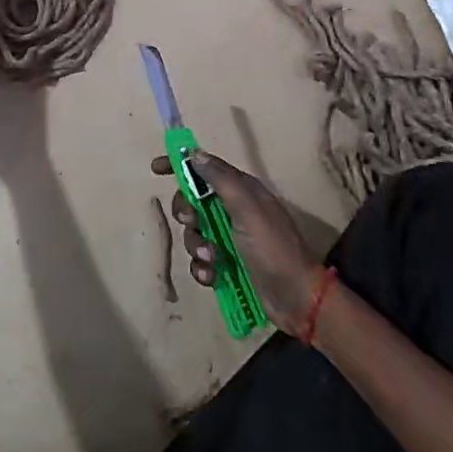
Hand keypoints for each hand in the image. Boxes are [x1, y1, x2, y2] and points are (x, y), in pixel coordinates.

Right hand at [152, 152, 322, 336]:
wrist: (296, 297)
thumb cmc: (272, 247)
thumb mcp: (247, 208)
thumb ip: (221, 179)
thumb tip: (195, 154)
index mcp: (241, 190)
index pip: (205, 169)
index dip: (180, 165)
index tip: (156, 168)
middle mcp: (233, 210)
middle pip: (193, 201)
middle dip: (186, 212)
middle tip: (192, 221)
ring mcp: (229, 238)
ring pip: (194, 233)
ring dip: (197, 245)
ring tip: (213, 258)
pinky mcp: (227, 264)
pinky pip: (200, 260)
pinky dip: (202, 268)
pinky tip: (213, 276)